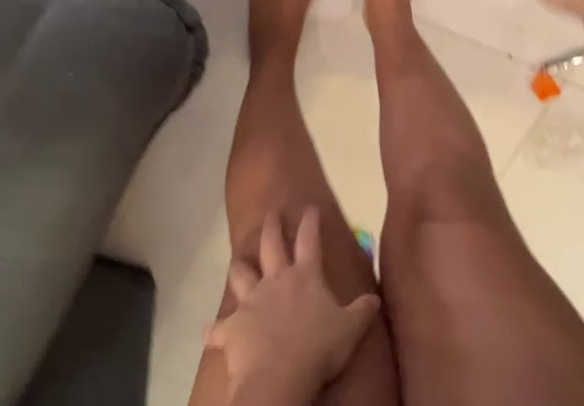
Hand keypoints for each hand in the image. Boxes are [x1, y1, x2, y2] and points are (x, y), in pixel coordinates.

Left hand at [206, 208, 380, 403]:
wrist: (280, 376)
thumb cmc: (318, 348)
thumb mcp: (350, 329)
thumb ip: (362, 311)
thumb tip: (375, 298)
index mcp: (304, 277)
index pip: (309, 240)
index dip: (311, 222)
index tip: (311, 208)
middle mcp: (274, 281)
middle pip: (271, 245)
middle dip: (272, 227)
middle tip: (271, 213)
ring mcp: (250, 302)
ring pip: (240, 274)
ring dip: (238, 268)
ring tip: (237, 262)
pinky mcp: (231, 327)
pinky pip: (217, 327)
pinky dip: (213, 329)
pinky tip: (208, 330)